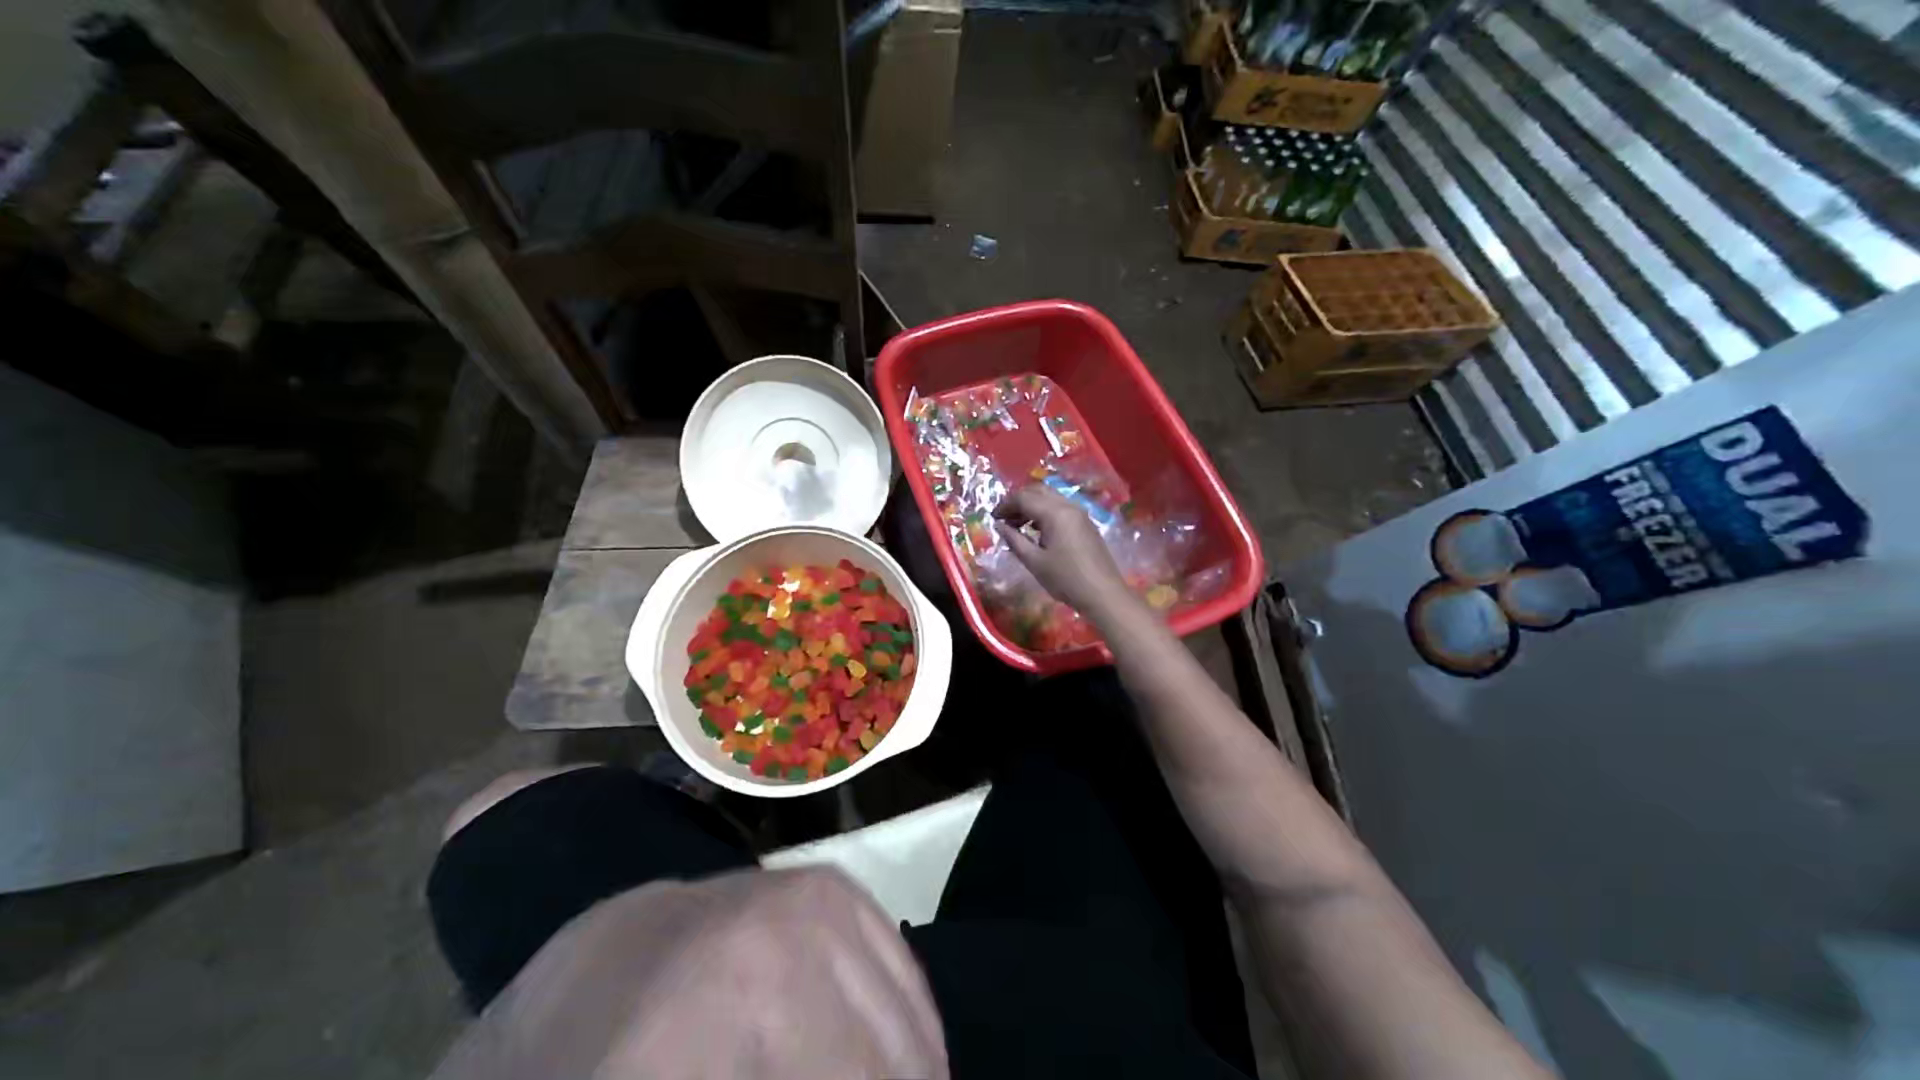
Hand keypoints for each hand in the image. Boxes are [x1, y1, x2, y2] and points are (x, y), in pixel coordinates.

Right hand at [993, 485, 1132, 618]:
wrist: (1103, 593)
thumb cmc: (1065, 579)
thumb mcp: (1034, 561)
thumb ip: (1015, 540)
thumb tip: (1000, 526)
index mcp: (1054, 513)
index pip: (1023, 497)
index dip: (1005, 505)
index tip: (993, 518)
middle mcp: (1068, 506)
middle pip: (1038, 491)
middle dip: (1018, 501)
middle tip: (1005, 518)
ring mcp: (1080, 513)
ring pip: (1050, 498)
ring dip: (1032, 505)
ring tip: (1018, 525)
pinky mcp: (1085, 523)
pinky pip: (1061, 507)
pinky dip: (1045, 511)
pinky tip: (1038, 530)